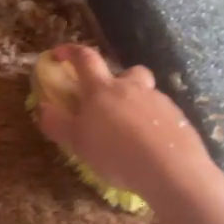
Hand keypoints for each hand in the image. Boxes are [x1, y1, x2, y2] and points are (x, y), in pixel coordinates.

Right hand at [34, 45, 219, 204]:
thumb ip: (57, 124)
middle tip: (110, 101)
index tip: (60, 55)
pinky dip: (155, 126)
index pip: (85, 58)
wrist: (173, 172)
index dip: (71, 51)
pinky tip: (152, 148)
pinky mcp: (181, 121)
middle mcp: (132, 88)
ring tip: (131, 134)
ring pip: (147, 94)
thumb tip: (42, 107)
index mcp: (102, 89)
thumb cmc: (116, 153)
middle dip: (118, 79)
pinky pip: (164, 116)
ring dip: (137, 105)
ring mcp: (160, 102)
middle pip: (127, 71)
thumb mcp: (77, 143)